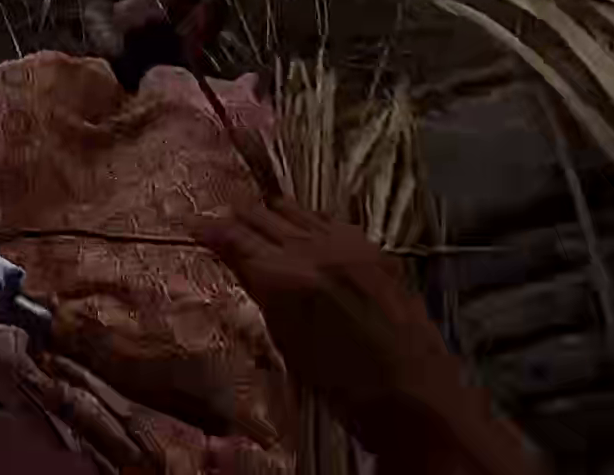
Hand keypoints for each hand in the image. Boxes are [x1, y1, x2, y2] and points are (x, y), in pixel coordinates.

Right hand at [198, 200, 533, 474]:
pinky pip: (324, 217)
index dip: (206, 228)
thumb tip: (233, 258)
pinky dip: (305, 223)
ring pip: (288, 207)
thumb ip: (258, 289)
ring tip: (259, 228)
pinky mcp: (371, 246)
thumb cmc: (344, 390)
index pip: (231, 236)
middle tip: (222, 230)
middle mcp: (311, 250)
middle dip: (234, 219)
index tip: (190, 225)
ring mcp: (344, 244)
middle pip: (256, 213)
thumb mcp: (286, 343)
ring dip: (268, 215)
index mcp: (284, 279)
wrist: (423, 406)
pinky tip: (304, 238)